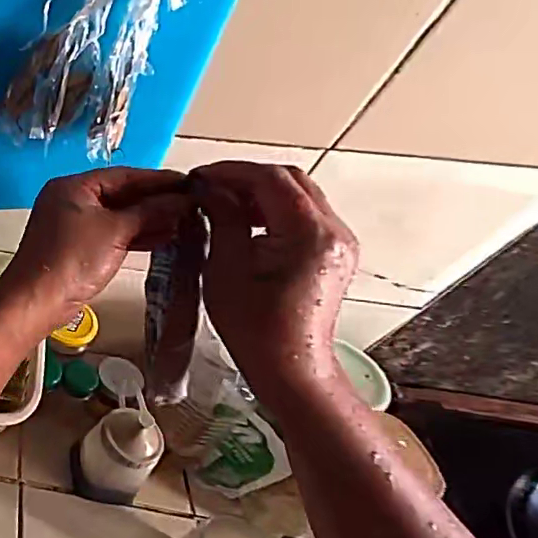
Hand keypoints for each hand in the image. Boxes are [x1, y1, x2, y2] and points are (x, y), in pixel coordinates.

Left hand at [1, 167, 193, 326]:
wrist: (38, 300)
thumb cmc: (70, 260)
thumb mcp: (116, 230)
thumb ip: (150, 211)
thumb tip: (180, 201)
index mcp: (73, 187)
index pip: (124, 175)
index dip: (159, 179)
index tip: (189, 184)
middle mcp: (70, 200)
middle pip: (121, 193)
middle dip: (157, 200)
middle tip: (193, 203)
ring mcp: (72, 224)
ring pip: (118, 215)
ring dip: (150, 218)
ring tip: (185, 221)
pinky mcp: (78, 247)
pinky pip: (112, 233)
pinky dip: (136, 234)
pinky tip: (164, 237)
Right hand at [192, 161, 357, 387]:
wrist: (288, 365)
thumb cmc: (253, 323)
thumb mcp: (225, 264)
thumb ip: (222, 217)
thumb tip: (209, 187)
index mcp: (308, 232)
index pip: (270, 179)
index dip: (230, 171)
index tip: (198, 177)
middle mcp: (334, 231)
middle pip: (289, 180)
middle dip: (245, 178)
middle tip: (208, 187)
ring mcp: (339, 242)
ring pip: (298, 195)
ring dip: (259, 192)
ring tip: (222, 204)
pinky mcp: (334, 254)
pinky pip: (304, 215)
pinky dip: (273, 209)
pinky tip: (245, 224)